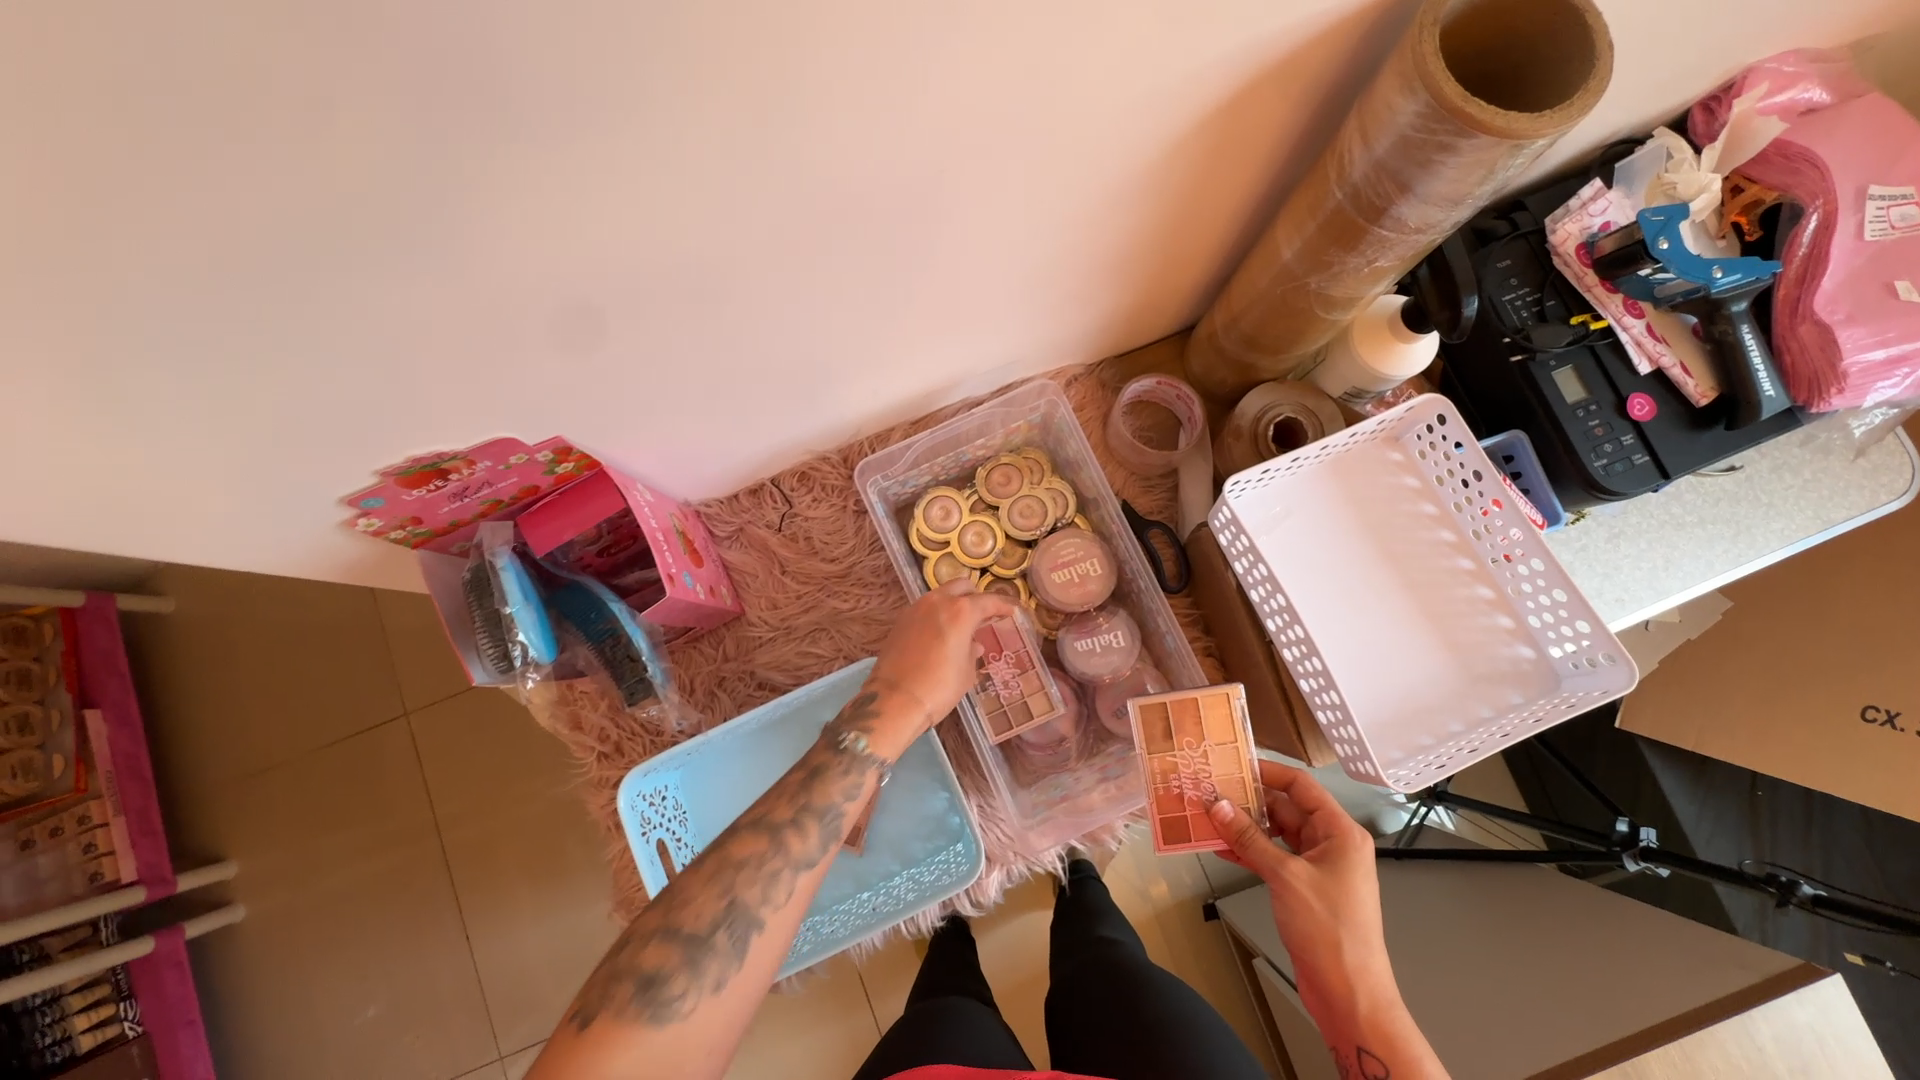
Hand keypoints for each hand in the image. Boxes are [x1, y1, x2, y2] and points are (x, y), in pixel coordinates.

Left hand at [863, 579, 1016, 754]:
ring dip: (954, 604)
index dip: (1003, 606)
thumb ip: (973, 652)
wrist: (895, 700)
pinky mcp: (901, 620)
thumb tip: (974, 645)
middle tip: (984, 615)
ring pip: (941, 595)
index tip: (1011, 611)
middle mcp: (938, 601)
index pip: (989, 601)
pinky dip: (937, 614)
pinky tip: (941, 633)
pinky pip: (925, 608)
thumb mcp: (966, 672)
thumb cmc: (939, 687)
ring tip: (962, 625)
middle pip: (962, 587)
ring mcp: (916, 608)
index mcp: (961, 611)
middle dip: (975, 597)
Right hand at [1209, 760, 1396, 1024]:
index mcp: (1340, 832)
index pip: (1302, 785)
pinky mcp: (1304, 888)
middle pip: (1286, 808)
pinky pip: (1273, 857)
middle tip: (1212, 791)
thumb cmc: (1331, 931)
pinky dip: (1249, 851)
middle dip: (1249, 801)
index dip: (1268, 772)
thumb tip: (1218, 805)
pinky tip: (1222, 847)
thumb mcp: (1285, 877)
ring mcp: (1318, 867)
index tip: (1234, 764)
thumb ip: (1250, 838)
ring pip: (1276, 834)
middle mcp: (1331, 844)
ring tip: (1209, 817)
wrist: (1349, 992)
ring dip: (1245, 827)